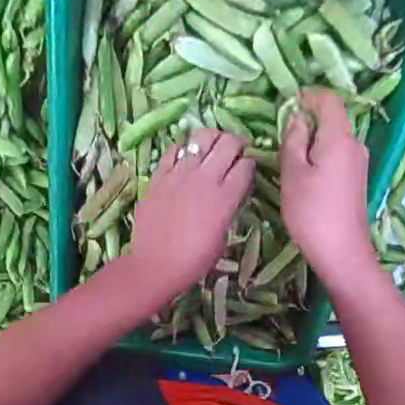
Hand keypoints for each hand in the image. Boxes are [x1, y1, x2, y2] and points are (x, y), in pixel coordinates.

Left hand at [119, 128, 254, 300]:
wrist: (155, 266)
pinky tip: (184, 160)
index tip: (244, 172)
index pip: (247, 165)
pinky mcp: (159, 176)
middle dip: (235, 145)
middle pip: (229, 143)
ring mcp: (180, 174)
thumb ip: (228, 211)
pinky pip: (174, 150)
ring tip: (209, 150)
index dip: (249, 166)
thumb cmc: (192, 261)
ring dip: (210, 140)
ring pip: (202, 137)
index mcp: (225, 197)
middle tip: (231, 154)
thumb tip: (228, 197)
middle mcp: (205, 179)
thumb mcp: (222, 239)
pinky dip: (182, 150)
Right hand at [281, 88, 377, 285]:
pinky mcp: (355, 179)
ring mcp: (358, 162)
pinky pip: (336, 156)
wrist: (341, 250)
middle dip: (308, 120)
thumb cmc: (311, 212)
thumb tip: (296, 118)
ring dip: (312, 141)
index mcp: (339, 137)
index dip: (309, 96)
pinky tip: (303, 174)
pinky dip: (319, 156)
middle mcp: (354, 144)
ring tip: (288, 158)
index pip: (329, 100)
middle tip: (281, 135)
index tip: (288, 102)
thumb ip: (293, 141)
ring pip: (333, 139)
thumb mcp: (292, 174)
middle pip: (332, 119)